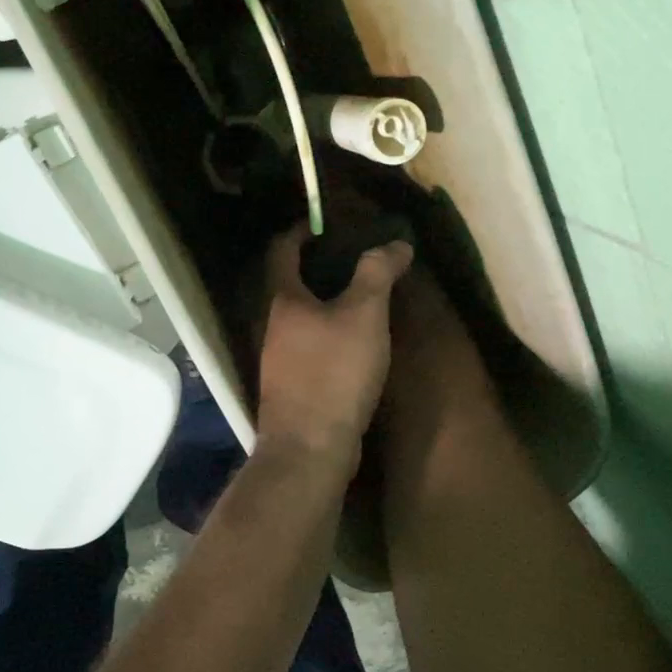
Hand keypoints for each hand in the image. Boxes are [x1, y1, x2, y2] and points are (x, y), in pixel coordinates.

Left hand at [254, 225, 414, 469]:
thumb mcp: (364, 315)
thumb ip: (377, 274)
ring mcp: (280, 361)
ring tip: (366, 300)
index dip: (301, 231)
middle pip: (292, 285)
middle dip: (321, 269)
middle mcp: (274, 326)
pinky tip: (358, 346)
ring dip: (328, 305)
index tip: (325, 223)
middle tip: (359, 260)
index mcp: (284, 300)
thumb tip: (397, 243)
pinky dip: (332, 337)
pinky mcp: (293, 390)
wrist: (309, 449)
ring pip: (303, 320)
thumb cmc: (334, 372)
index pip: (282, 250)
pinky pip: (312, 349)